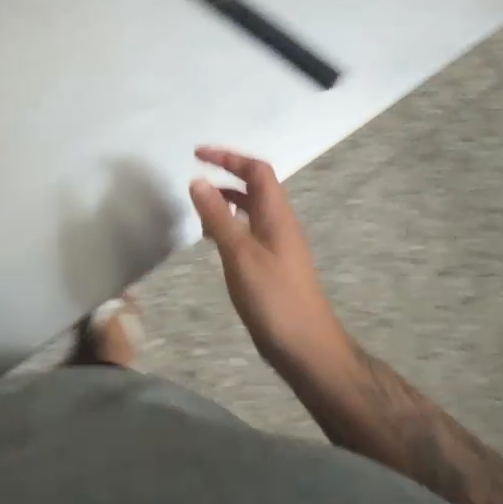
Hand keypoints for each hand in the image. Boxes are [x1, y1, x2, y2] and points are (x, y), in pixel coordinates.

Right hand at [189, 147, 352, 376]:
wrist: (307, 349)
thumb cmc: (274, 298)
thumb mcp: (239, 254)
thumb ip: (218, 217)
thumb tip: (198, 181)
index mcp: (277, 216)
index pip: (257, 171)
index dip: (229, 157)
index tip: (198, 154)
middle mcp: (280, 225)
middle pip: (257, 186)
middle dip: (227, 174)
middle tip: (195, 175)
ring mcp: (279, 246)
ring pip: (252, 209)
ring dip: (227, 199)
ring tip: (199, 204)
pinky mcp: (273, 266)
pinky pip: (250, 230)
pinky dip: (229, 223)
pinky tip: (213, 238)